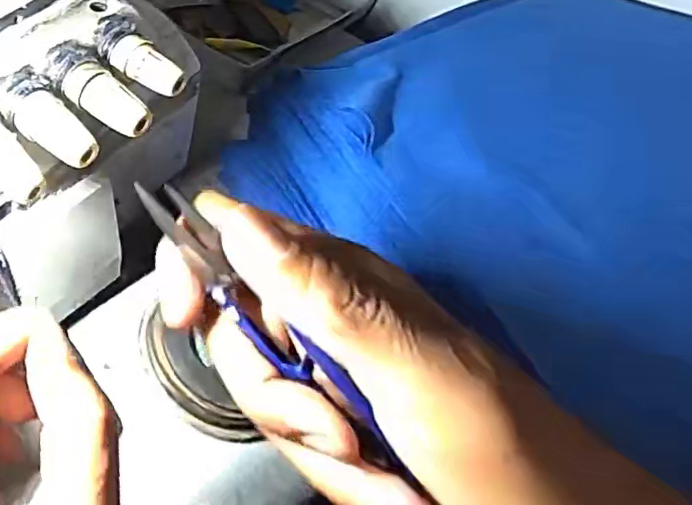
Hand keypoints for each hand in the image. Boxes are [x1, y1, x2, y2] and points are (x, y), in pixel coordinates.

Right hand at [157, 191, 683, 504]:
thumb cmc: (505, 449)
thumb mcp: (414, 367)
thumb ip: (321, 292)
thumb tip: (231, 216)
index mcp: (326, 268)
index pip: (218, 230)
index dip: (186, 261)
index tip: (185, 315)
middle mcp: (310, 300)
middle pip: (222, 319)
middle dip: (267, 387)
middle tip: (333, 430)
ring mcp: (317, 354)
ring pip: (248, 377)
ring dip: (303, 436)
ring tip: (373, 466)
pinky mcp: (324, 404)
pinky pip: (280, 420)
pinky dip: (323, 462)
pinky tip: (375, 475)